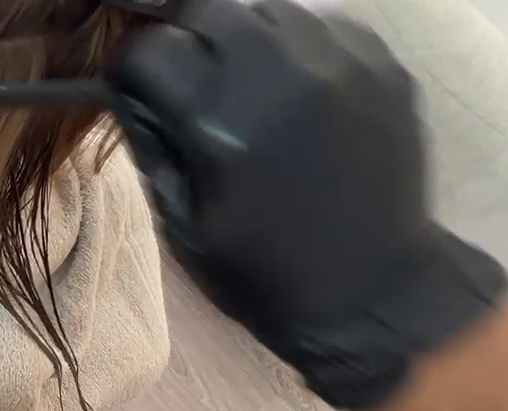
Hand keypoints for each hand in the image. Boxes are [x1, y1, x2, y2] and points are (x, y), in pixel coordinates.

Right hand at [110, 0, 507, 408]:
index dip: (128, 66)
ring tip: (230, 84)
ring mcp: (340, 58)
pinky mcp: (380, 59)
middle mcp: (281, 74)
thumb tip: (133, 99)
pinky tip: (281, 90)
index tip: (126, 85)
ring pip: (265, 7)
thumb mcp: (182, 225)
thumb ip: (156, 151)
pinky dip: (285, 46)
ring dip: (232, 37)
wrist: (365, 286)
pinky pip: (318, 22)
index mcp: (222, 126)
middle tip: (174, 75)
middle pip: (208, 9)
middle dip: (178, 36)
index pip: (152, 50)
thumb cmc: (257, 272)